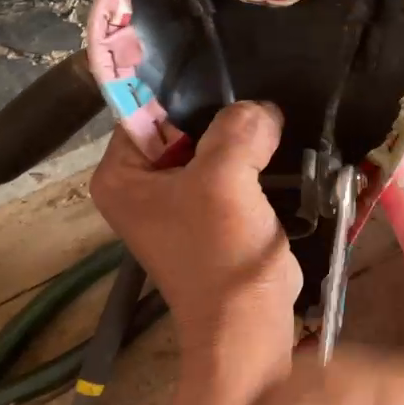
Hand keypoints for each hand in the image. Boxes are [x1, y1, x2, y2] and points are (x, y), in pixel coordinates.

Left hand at [90, 102, 302, 352]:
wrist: (247, 323)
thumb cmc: (220, 252)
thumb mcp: (224, 180)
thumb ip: (239, 131)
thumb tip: (264, 109)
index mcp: (121, 176)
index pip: (146, 109)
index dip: (189, 93)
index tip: (234, 82)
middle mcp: (144, 186)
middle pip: (186, 127)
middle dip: (226, 118)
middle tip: (265, 107)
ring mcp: (181, 204)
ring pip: (216, 149)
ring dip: (248, 141)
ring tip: (278, 129)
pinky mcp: (215, 218)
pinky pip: (234, 173)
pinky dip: (257, 164)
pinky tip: (282, 157)